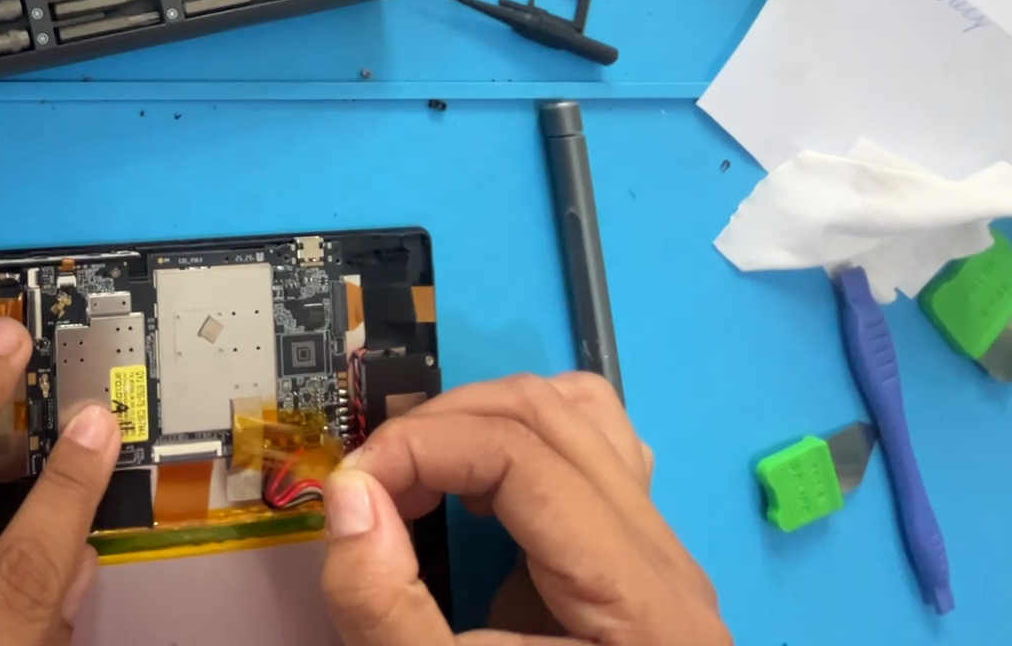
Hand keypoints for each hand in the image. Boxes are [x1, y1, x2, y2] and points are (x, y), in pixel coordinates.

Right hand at [320, 372, 730, 645]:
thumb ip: (382, 604)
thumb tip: (348, 489)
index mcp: (645, 606)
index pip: (518, 454)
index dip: (418, 447)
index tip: (351, 488)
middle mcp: (670, 562)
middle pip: (545, 412)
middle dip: (438, 426)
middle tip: (378, 483)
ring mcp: (661, 554)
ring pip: (575, 412)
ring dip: (477, 420)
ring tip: (423, 475)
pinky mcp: (635, 556)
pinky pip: (591, 445)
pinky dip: (520, 435)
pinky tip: (479, 481)